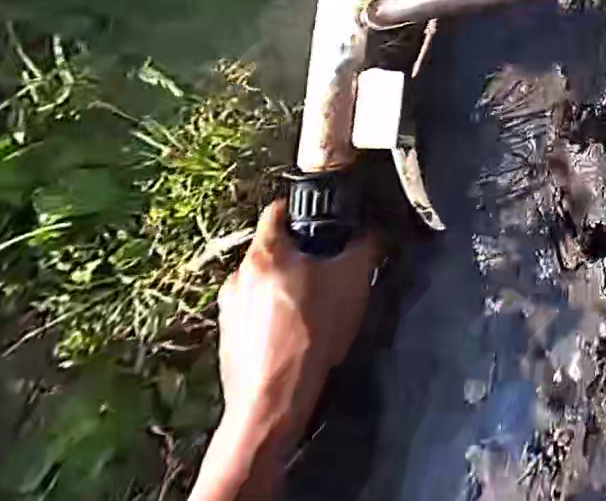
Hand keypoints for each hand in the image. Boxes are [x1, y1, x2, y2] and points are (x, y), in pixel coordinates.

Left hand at [190, 199, 379, 500]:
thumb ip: (368, 244)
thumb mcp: (354, 276)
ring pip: (265, 280)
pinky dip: (277, 310)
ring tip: (319, 299)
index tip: (323, 213)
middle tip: (331, 263)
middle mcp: (238, 277)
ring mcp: (228, 310)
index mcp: (264, 254)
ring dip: (289, 282)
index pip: (278, 209)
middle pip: (274, 247)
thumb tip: (376, 232)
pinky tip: (303, 327)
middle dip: (302, 251)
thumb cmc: (313, 330)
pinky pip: (257, 310)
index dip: (303, 205)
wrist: (275, 399)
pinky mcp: (228, 339)